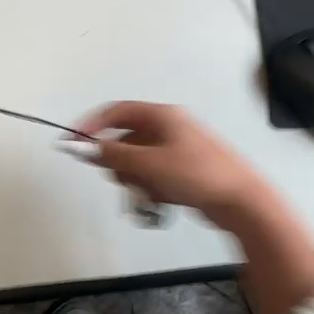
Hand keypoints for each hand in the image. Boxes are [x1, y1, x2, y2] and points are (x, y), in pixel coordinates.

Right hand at [72, 102, 264, 230]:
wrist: (242, 201)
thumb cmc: (197, 175)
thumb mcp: (148, 164)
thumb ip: (111, 155)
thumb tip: (81, 147)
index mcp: (161, 116)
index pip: (114, 113)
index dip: (90, 126)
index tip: (71, 144)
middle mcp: (167, 128)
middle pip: (123, 140)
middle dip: (118, 164)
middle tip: (122, 178)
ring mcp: (175, 150)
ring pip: (135, 162)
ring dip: (134, 180)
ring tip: (148, 193)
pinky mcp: (181, 171)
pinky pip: (151, 176)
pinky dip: (149, 188)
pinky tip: (161, 201)